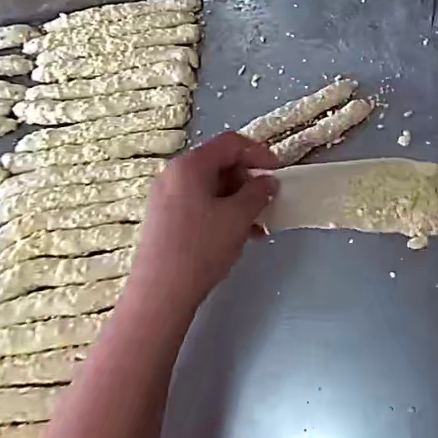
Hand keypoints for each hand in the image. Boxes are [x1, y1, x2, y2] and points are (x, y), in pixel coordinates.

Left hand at [129, 131, 278, 310]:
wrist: (159, 294)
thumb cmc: (200, 249)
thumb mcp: (237, 217)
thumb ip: (258, 193)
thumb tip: (268, 181)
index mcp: (189, 165)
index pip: (230, 143)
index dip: (258, 153)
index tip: (277, 173)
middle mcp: (174, 174)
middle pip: (219, 164)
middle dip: (248, 182)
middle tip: (267, 203)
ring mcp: (166, 196)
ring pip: (210, 187)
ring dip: (237, 201)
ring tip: (256, 228)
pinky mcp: (164, 218)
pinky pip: (199, 204)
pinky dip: (221, 213)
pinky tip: (237, 237)